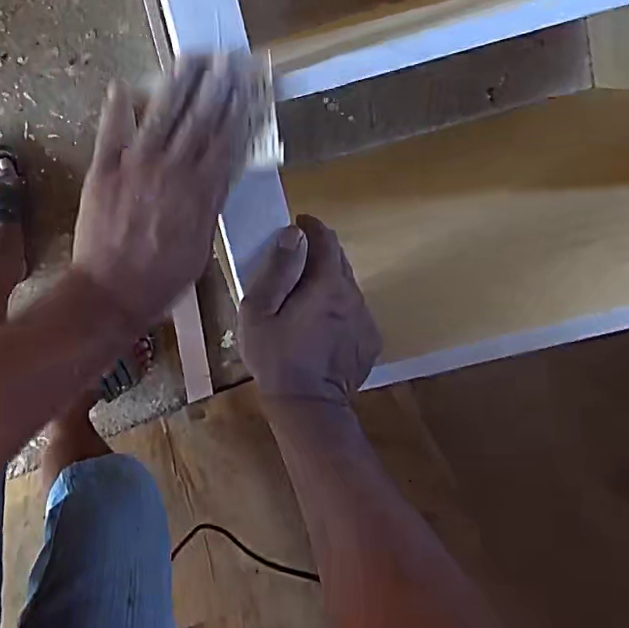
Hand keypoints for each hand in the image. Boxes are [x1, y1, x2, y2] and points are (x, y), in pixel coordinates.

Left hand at [72, 54, 257, 328]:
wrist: (111, 291)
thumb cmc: (161, 277)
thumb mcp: (201, 243)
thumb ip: (210, 202)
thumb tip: (221, 170)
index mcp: (201, 190)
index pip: (228, 139)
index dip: (242, 109)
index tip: (252, 85)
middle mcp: (172, 170)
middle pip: (199, 120)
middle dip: (216, 86)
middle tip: (227, 59)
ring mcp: (135, 166)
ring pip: (161, 117)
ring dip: (176, 86)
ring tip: (189, 60)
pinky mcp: (103, 170)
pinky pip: (111, 132)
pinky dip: (116, 108)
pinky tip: (122, 85)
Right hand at [239, 215, 380, 405]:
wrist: (308, 406)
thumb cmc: (274, 355)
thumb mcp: (259, 309)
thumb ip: (278, 269)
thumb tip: (292, 235)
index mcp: (326, 286)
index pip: (326, 240)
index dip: (311, 227)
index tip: (296, 222)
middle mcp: (353, 297)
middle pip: (339, 260)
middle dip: (318, 250)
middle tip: (292, 256)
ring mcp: (365, 320)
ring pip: (347, 285)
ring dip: (326, 279)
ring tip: (300, 292)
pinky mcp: (369, 341)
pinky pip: (352, 310)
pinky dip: (335, 304)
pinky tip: (316, 321)